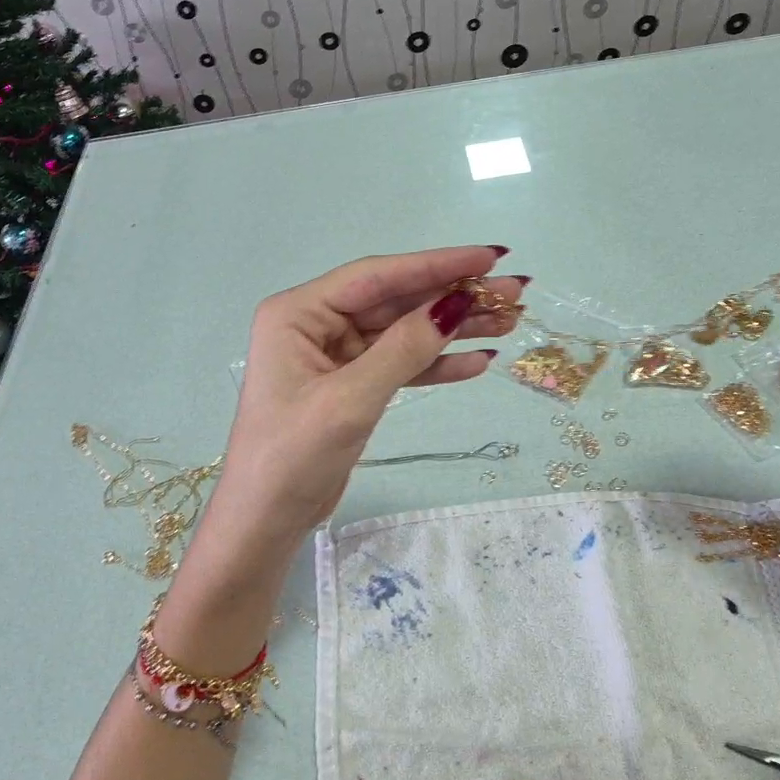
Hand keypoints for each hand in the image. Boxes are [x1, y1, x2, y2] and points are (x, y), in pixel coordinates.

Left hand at [217, 247, 524, 537]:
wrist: (264, 522)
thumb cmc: (293, 456)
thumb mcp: (349, 399)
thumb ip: (403, 349)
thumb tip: (456, 304)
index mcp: (299, 313)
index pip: (377, 276)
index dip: (436, 264)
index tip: (489, 257)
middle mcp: (316, 324)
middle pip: (395, 300)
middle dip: (453, 296)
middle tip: (515, 292)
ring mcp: (334, 356)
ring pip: (403, 331)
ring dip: (453, 328)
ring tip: (510, 321)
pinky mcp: (350, 386)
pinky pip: (399, 365)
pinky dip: (437, 364)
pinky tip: (478, 361)